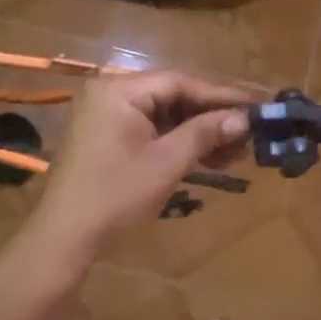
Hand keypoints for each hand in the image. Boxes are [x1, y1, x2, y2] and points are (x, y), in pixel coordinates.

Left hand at [27, 71, 252, 256]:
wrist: (65, 237)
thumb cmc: (116, 195)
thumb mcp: (166, 163)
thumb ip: (204, 134)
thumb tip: (242, 119)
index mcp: (119, 90)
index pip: (180, 82)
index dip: (221, 96)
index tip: (256, 105)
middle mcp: (109, 93)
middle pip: (171, 96)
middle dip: (211, 117)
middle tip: (249, 133)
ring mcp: (104, 116)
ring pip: (162, 116)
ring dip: (197, 133)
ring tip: (235, 153)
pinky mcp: (105, 138)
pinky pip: (148, 130)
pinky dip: (176, 143)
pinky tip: (207, 158)